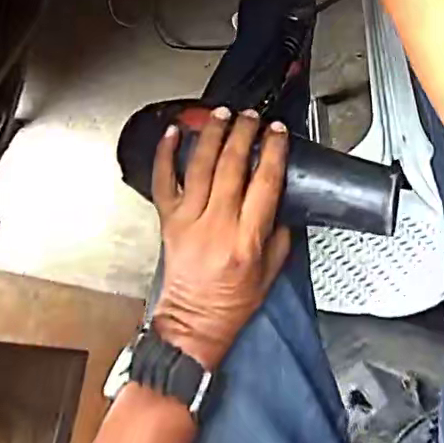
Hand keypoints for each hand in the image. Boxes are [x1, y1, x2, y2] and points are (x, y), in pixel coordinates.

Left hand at [148, 106, 292, 369]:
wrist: (191, 328)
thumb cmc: (233, 304)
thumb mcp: (271, 271)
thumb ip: (279, 231)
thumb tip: (280, 194)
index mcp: (246, 240)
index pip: (264, 183)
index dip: (273, 151)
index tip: (278, 132)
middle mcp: (216, 226)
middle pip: (231, 167)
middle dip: (244, 134)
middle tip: (252, 116)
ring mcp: (188, 222)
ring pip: (199, 167)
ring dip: (213, 135)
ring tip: (222, 114)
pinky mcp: (168, 222)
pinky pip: (163, 182)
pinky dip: (165, 154)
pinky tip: (173, 132)